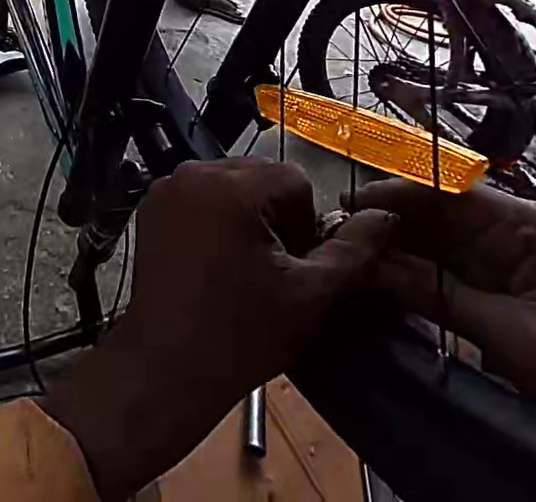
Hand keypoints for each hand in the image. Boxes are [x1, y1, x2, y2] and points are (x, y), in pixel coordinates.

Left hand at [42, 158, 394, 499]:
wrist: (168, 362)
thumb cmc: (241, 333)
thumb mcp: (308, 292)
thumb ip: (352, 250)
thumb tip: (385, 217)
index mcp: (231, 187)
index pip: (292, 178)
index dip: (304, 221)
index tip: (295, 260)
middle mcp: (193, 173)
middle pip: (258, 174)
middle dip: (275, 213)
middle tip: (272, 265)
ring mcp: (167, 186)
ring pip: (227, 182)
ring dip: (244, 212)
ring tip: (243, 264)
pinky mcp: (151, 204)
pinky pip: (197, 193)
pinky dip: (212, 214)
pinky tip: (214, 258)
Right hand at [350, 180, 535, 498]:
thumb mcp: (512, 336)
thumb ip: (436, 294)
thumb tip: (369, 264)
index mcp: (530, 227)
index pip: (447, 190)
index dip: (394, 191)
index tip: (348, 203)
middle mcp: (518, 233)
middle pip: (437, 213)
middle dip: (389, 223)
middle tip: (340, 235)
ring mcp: (512, 260)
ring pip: (438, 241)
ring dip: (398, 249)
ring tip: (353, 257)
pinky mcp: (507, 287)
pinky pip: (450, 269)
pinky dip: (417, 274)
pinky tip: (384, 280)